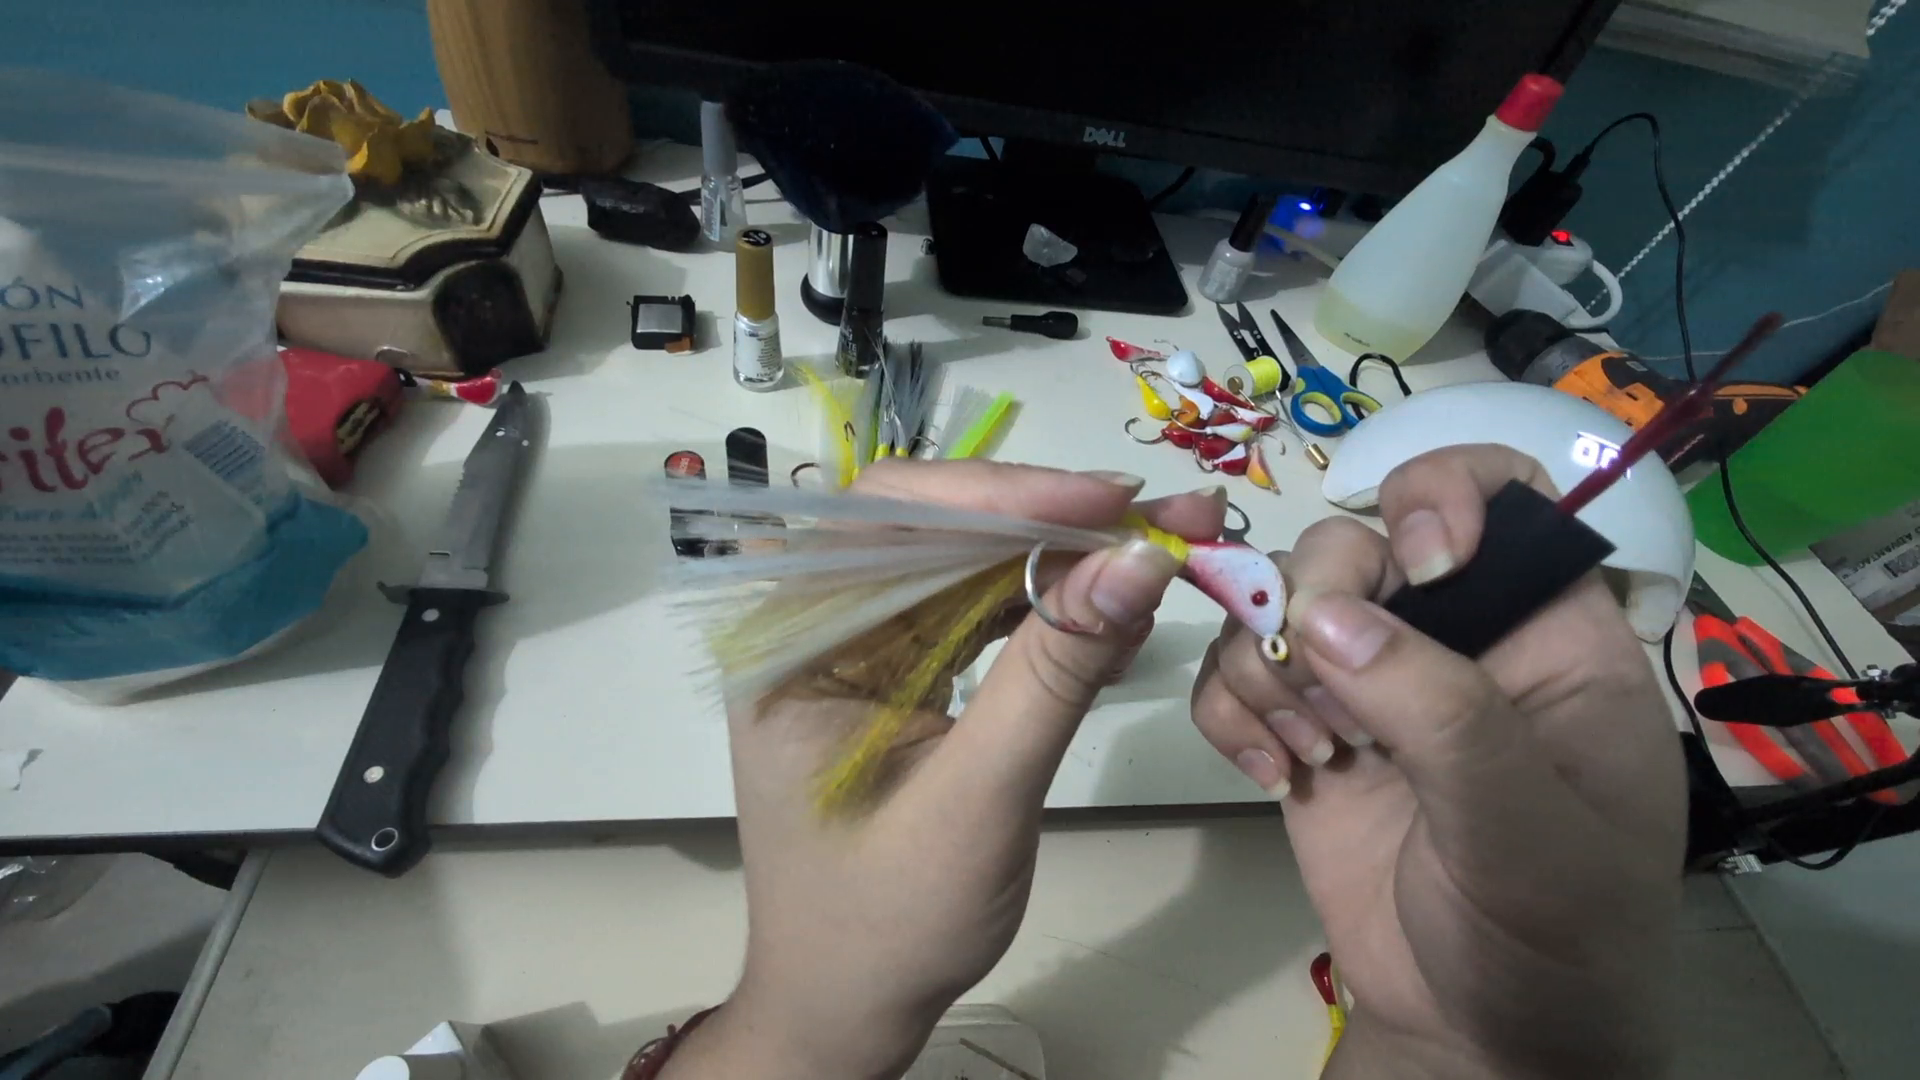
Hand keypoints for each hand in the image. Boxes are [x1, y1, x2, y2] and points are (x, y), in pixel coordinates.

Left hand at [666, 461, 1226, 1079]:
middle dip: (1050, 516)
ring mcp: (863, 635)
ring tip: (1158, 544)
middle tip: (1162, 513)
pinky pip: (977, 603)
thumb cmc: (888, 923)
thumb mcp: (980, 801)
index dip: (999, 496)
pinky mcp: (904, 658)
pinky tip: (1111, 601)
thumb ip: (1055, 673)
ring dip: (1063, 550)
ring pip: (967, 557)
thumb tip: (1142, 561)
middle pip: (935, 524)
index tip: (1109, 502)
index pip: (886, 518)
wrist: (851, 1001)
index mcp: (793, 641)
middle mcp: (818, 617)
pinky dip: (1047, 599)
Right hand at [1190, 445, 1684, 1078]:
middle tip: (1325, 699)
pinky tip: (1272, 775)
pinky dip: (1228, 714)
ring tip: (1311, 758)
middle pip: (1344, 545)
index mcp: (1539, 634)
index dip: (1443, 497)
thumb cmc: (1550, 938)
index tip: (1418, 565)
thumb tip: (1320, 616)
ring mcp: (1356, 678)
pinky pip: (1226, 671)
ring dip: (1266, 676)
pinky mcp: (1293, 720)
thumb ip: (1441, 714)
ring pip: (1268, 605)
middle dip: (1312, 606)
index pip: (1495, 498)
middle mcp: (1439, 636)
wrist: (1470, 1030)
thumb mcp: (1528, 834)